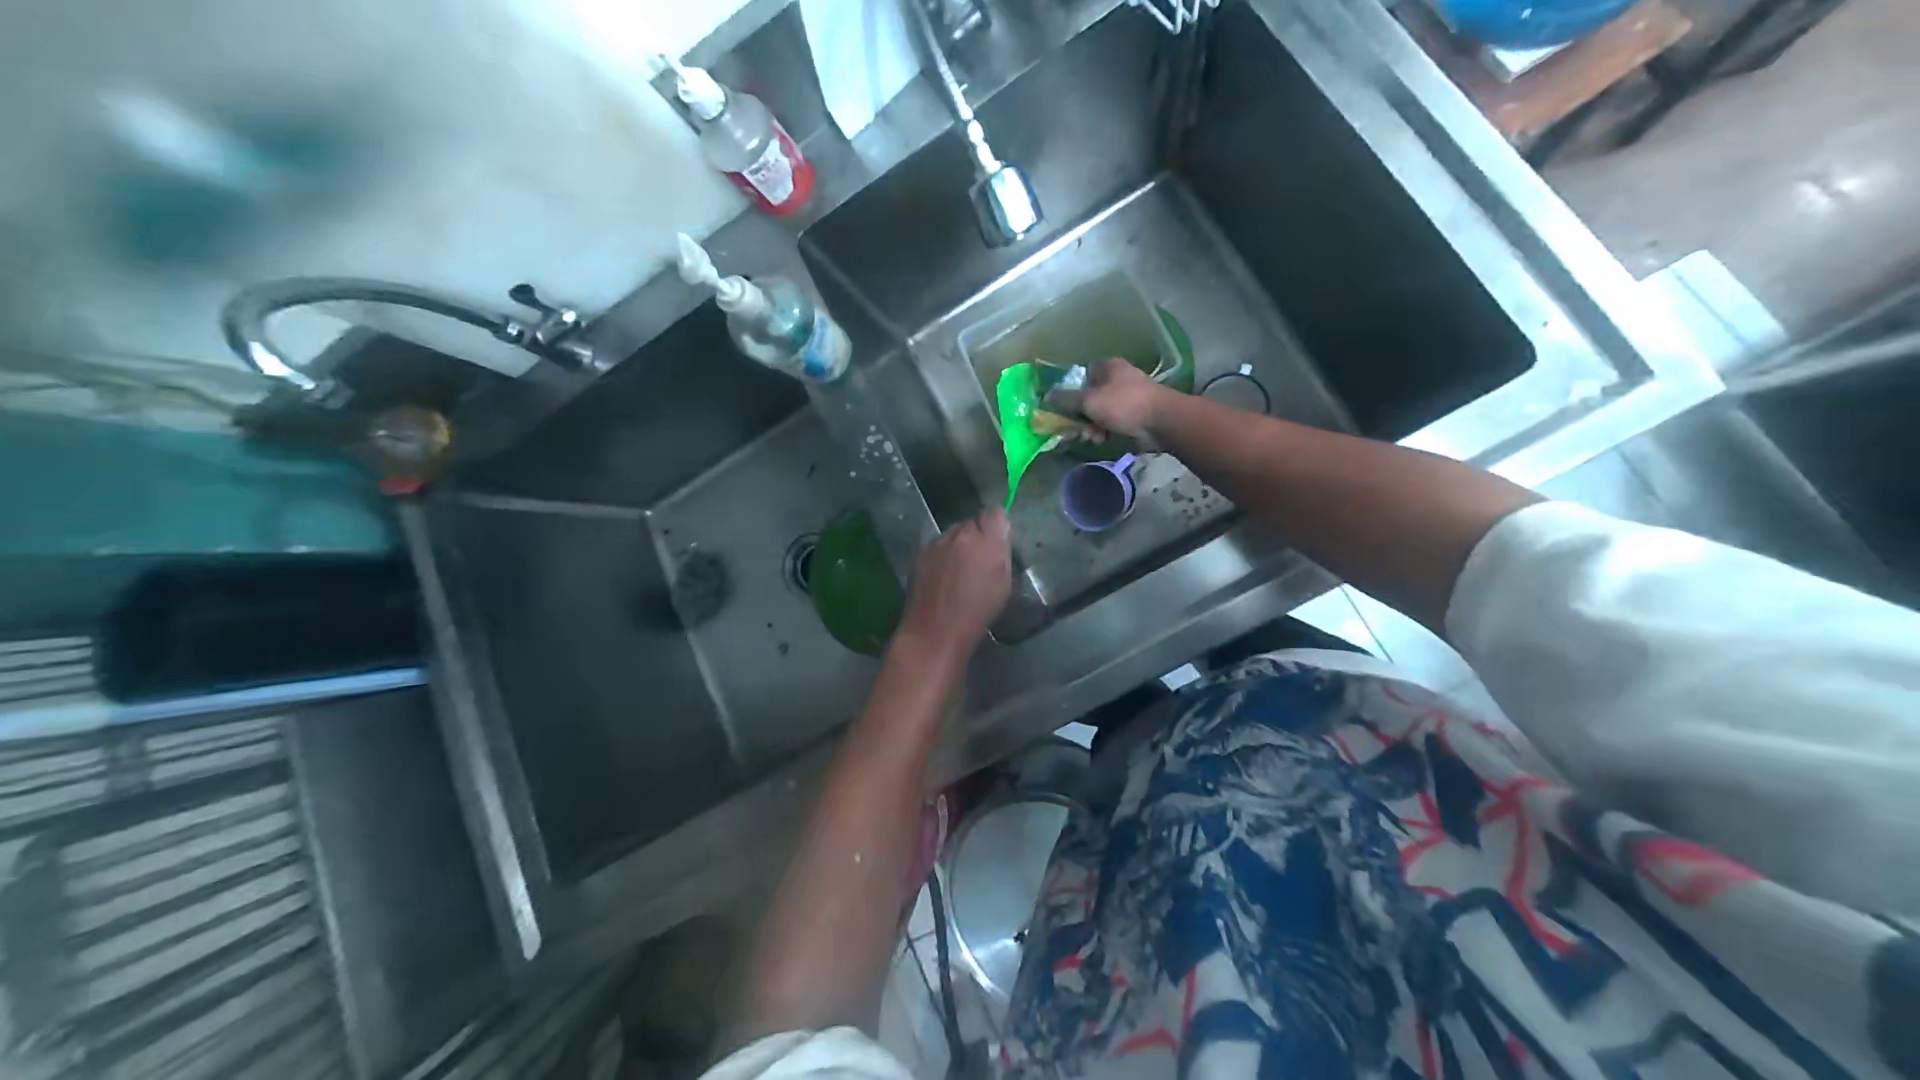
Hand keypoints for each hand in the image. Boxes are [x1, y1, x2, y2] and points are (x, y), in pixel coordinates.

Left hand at [898, 507, 1011, 657]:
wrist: (936, 629)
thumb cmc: (977, 612)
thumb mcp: (1003, 584)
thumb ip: (1002, 553)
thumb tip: (1000, 534)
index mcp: (988, 542)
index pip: (995, 513)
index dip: (996, 523)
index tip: (998, 537)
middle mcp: (962, 534)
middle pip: (972, 522)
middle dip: (977, 534)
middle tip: (978, 558)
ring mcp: (938, 542)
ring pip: (953, 532)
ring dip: (958, 543)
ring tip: (957, 568)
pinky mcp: (920, 551)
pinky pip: (936, 544)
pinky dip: (941, 553)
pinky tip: (941, 573)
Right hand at [1055, 358, 1169, 444]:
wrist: (1161, 422)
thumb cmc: (1123, 404)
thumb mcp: (1089, 400)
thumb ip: (1066, 398)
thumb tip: (1046, 395)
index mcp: (1108, 367)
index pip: (1082, 375)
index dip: (1070, 390)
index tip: (1062, 407)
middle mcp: (1117, 379)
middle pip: (1089, 397)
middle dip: (1080, 415)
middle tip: (1074, 428)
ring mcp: (1127, 398)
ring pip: (1099, 412)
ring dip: (1091, 426)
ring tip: (1091, 437)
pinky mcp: (1134, 416)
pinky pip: (1111, 423)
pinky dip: (1104, 431)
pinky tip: (1102, 440)